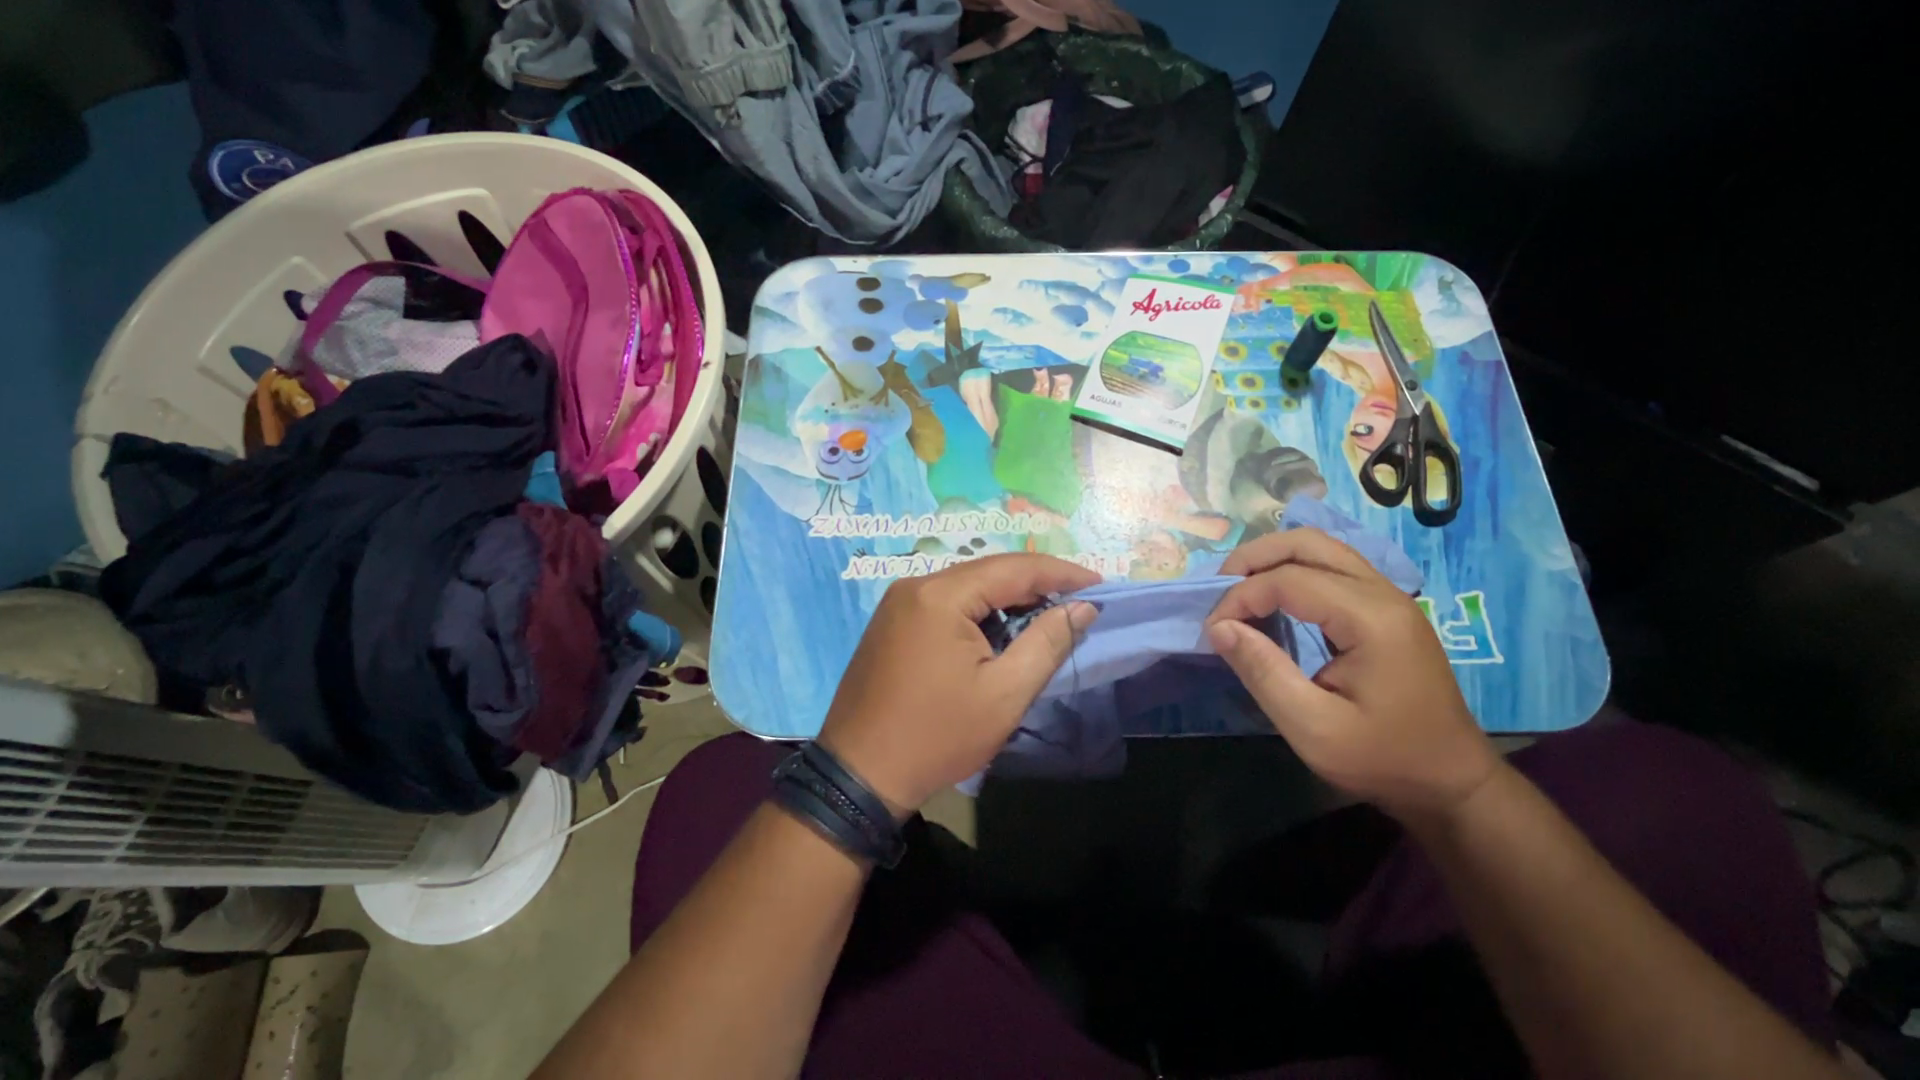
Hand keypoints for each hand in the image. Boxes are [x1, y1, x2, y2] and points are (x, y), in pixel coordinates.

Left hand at [817, 554, 1099, 816]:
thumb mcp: (1005, 694)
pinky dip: (979, 612)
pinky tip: (1001, 632)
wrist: (859, 776)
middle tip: (1080, 602)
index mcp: (941, 595)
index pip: (1014, 567)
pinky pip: (945, 604)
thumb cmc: (938, 737)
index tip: (1101, 584)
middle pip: (988, 572)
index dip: (1062, 573)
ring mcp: (897, 604)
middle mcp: (915, 586)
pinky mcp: (890, 624)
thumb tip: (1082, 607)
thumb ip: (1047, 642)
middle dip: (1037, 584)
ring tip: (1048, 617)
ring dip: (1008, 599)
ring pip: (967, 587)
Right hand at [1204, 528, 1498, 820]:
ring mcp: (1389, 598)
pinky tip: (1273, 601)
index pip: (1289, 579)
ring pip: (1322, 548)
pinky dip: (1294, 572)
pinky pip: (1334, 568)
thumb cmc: (1383, 758)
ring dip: (1273, 561)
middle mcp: (1383, 593)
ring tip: (1238, 593)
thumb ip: (1264, 672)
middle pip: (1308, 543)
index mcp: (1370, 618)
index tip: (1212, 632)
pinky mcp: (1386, 610)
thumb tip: (1219, 627)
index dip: (1241, 597)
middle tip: (1218, 594)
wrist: (1450, 779)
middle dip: (1254, 559)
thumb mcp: (1313, 728)